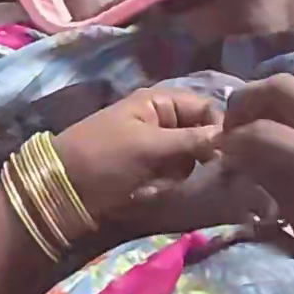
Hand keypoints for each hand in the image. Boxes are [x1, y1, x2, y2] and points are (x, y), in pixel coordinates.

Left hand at [52, 89, 222, 231]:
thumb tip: (231, 136)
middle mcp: (160, 120)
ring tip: (149, 183)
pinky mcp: (147, 170)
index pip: (204, 106)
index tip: (225, 152)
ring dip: (171, 177)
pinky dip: (159, 187)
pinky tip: (141, 192)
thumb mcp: (149, 146)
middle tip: (172, 170)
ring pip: (186, 162)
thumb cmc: (105, 157)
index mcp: (158, 102)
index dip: (217, 127)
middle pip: (199, 137)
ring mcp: (153, 146)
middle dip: (188, 159)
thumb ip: (191, 140)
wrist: (63, 188)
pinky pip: (169, 178)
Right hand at [216, 75, 293, 293]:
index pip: (260, 129)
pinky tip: (282, 138)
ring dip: (266, 104)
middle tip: (232, 127)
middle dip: (245, 101)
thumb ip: (267, 180)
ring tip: (253, 131)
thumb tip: (233, 154)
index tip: (218, 151)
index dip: (231, 138)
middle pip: (279, 86)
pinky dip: (287, 113)